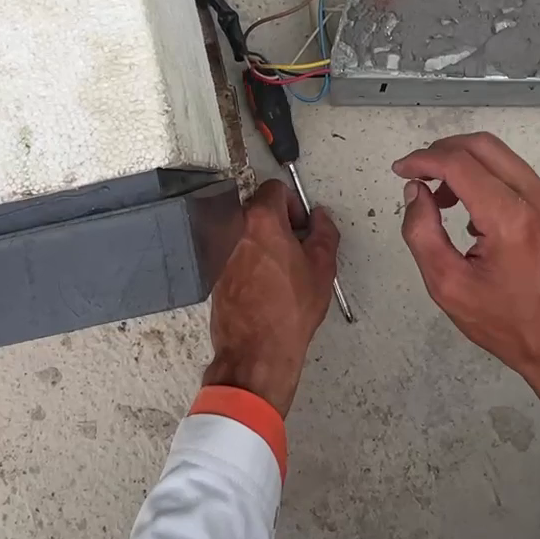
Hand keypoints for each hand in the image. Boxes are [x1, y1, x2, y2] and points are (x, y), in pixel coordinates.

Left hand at [201, 178, 339, 416]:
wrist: (257, 350)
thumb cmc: (287, 312)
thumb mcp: (322, 267)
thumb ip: (324, 232)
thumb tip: (321, 219)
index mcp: (261, 220)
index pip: (275, 188)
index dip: (294, 203)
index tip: (301, 223)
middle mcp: (234, 229)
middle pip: (258, 207)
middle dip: (278, 220)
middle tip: (295, 245)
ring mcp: (220, 250)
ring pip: (244, 230)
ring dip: (262, 240)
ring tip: (281, 268)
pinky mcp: (214, 271)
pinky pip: (233, 251)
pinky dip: (248, 257)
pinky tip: (265, 282)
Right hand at [393, 133, 539, 427]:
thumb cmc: (507, 325)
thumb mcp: (448, 287)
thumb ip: (422, 233)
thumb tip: (415, 191)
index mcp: (510, 219)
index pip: (458, 163)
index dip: (422, 160)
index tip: (400, 171)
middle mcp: (536, 199)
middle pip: (481, 145)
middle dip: (441, 151)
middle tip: (416, 174)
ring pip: (500, 155)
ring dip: (463, 162)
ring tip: (440, 196)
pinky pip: (515, 173)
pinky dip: (485, 176)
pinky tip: (471, 211)